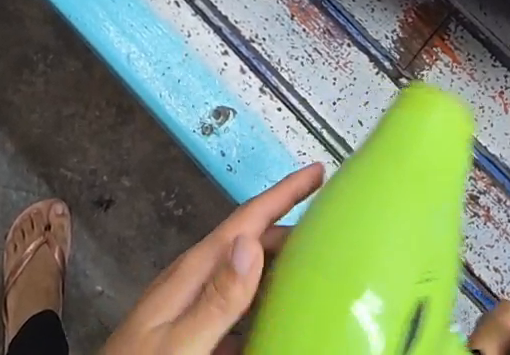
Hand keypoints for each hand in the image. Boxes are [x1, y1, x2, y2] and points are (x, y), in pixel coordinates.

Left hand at [100, 163, 325, 354]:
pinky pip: (236, 311)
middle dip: (287, 227)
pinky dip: (261, 304)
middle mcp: (193, 281)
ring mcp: (190, 308)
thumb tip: (251, 242)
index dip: (282, 193)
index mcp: (192, 273)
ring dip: (276, 265)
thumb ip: (216, 297)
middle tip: (328, 225)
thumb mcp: (181, 343)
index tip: (316, 171)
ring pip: (244, 277)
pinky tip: (277, 318)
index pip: (245, 221)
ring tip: (311, 265)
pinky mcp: (191, 335)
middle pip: (249, 244)